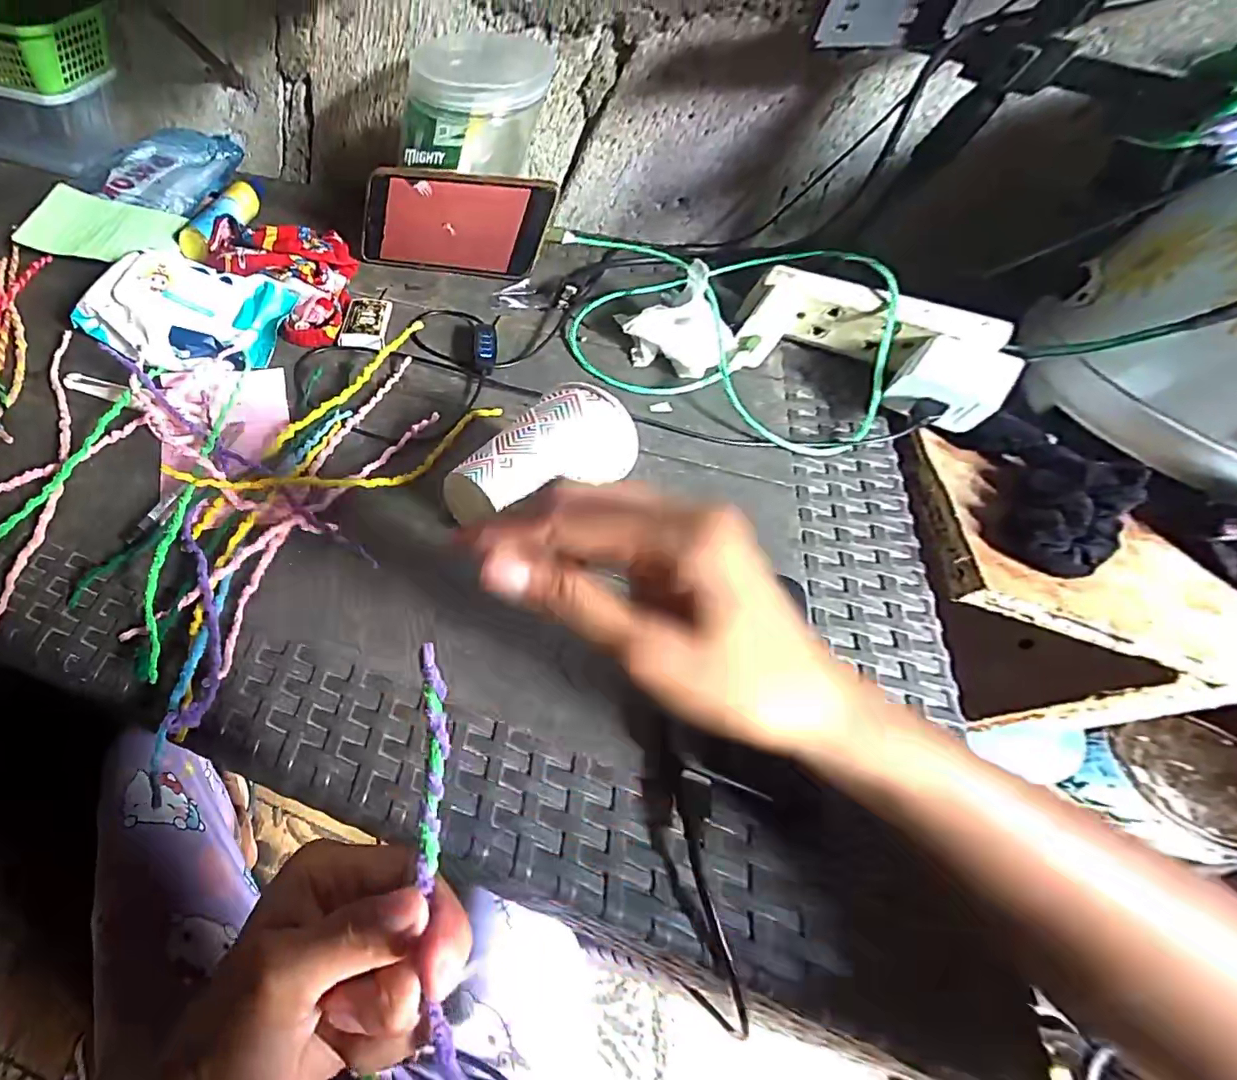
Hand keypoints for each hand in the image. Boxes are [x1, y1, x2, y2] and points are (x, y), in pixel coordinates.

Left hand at [160, 841, 470, 1079]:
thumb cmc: (237, 1022)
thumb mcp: (286, 972)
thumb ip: (352, 937)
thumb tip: (420, 903)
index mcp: (328, 872)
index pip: (408, 869)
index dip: (436, 916)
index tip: (434, 976)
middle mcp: (353, 901)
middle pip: (426, 929)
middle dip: (400, 983)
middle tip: (350, 1009)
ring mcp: (365, 953)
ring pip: (421, 980)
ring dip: (384, 1020)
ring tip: (331, 1021)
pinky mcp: (374, 999)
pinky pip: (413, 1017)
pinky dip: (382, 1042)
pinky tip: (341, 1042)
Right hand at [461, 482, 875, 761]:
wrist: (818, 707)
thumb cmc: (737, 687)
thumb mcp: (646, 651)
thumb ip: (569, 600)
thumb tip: (494, 568)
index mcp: (683, 532)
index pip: (573, 521)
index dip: (512, 534)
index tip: (461, 547)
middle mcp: (686, 510)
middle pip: (583, 500)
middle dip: (521, 522)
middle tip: (468, 545)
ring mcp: (689, 521)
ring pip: (596, 506)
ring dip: (542, 526)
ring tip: (495, 548)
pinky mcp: (686, 539)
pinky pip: (614, 524)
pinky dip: (571, 536)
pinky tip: (545, 553)